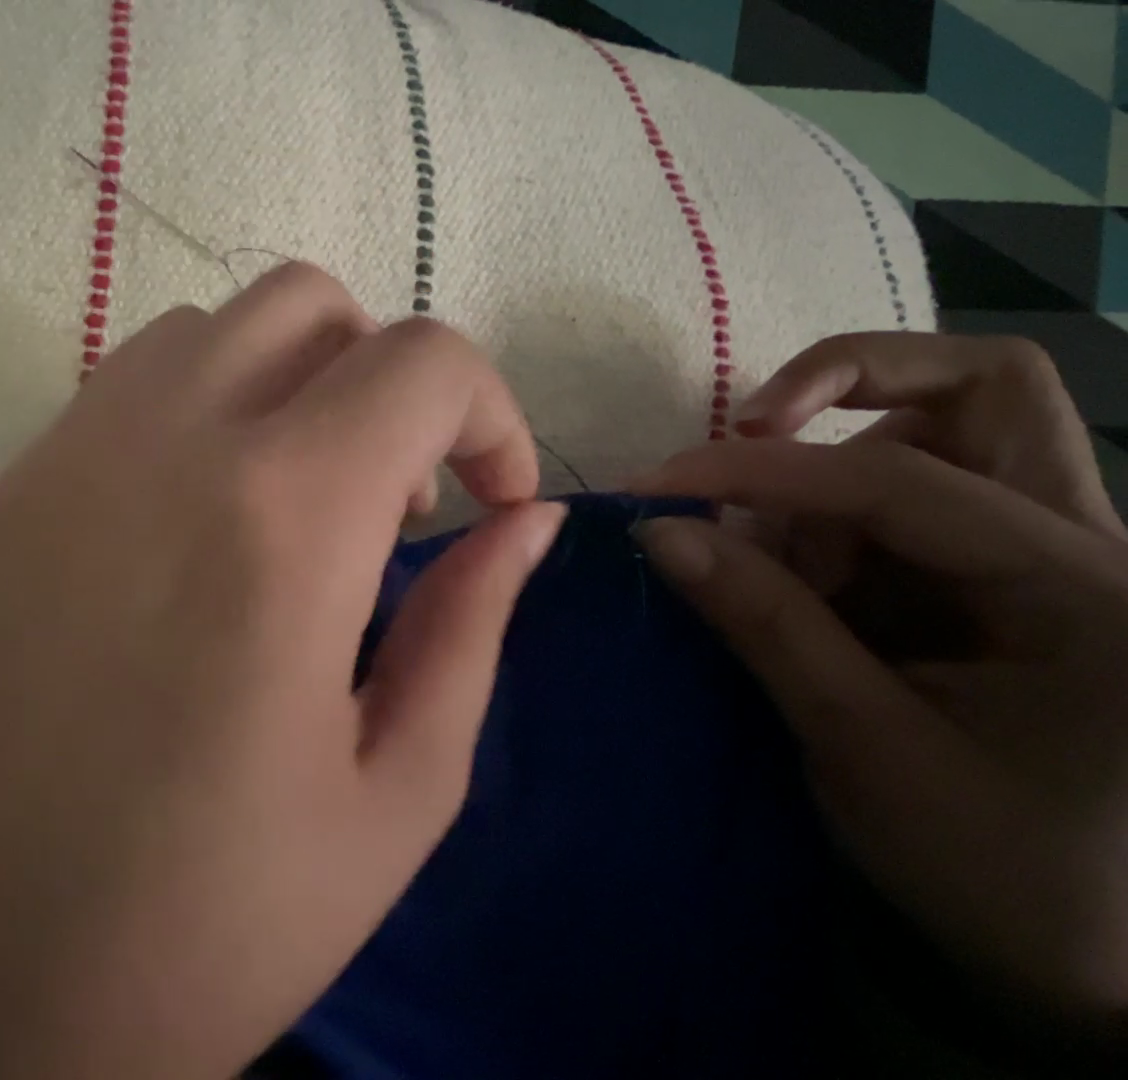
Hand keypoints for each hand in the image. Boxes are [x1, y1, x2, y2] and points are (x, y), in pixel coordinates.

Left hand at [0, 264, 563, 1079]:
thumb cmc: (223, 922)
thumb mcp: (400, 791)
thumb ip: (470, 624)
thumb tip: (524, 520)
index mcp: (282, 523)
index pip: (420, 360)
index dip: (489, 414)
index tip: (486, 503)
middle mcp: (155, 453)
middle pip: (298, 304)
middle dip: (375, 376)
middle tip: (379, 500)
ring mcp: (47, 470)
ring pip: (190, 337)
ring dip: (267, 387)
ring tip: (277, 510)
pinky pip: (100, 409)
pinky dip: (172, 429)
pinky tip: (172, 543)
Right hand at [632, 333, 1127, 1027]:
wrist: (1108, 969)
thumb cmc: (1003, 867)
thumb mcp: (863, 744)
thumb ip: (763, 622)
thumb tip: (657, 533)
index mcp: (1083, 584)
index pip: (896, 476)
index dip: (758, 469)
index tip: (651, 487)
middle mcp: (1086, 543)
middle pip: (985, 388)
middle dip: (851, 381)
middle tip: (750, 427)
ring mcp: (1050, 561)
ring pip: (951, 438)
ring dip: (836, 468)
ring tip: (769, 555)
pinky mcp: (1005, 590)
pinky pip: (915, 511)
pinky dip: (836, 525)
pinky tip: (796, 589)